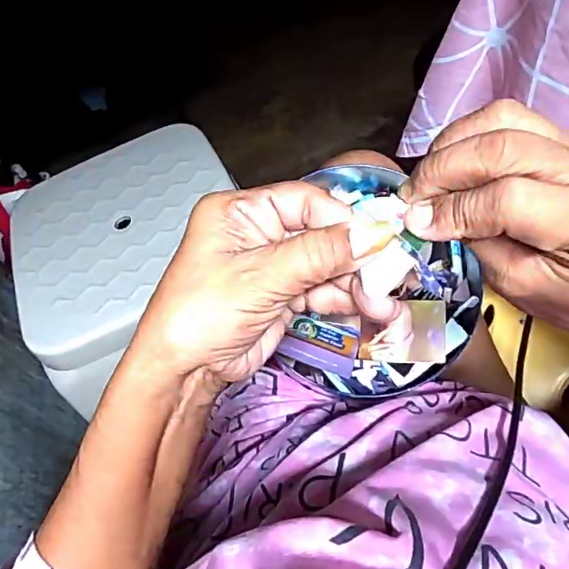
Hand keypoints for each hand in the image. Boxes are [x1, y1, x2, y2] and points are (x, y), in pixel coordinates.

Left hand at [130, 181, 400, 384]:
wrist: (182, 368)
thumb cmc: (195, 315)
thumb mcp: (260, 278)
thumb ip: (318, 254)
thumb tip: (369, 234)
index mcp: (239, 212)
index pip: (305, 201)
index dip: (343, 219)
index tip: (377, 239)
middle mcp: (256, 233)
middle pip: (322, 234)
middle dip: (355, 259)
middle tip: (386, 279)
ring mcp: (271, 265)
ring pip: (328, 265)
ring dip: (357, 285)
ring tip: (379, 305)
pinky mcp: (281, 294)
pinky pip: (322, 290)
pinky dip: (345, 301)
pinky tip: (367, 312)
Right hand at [399, 100, 568, 347]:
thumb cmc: (568, 294)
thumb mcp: (515, 284)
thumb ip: (474, 241)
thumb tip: (422, 214)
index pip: (511, 198)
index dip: (454, 208)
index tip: (416, 222)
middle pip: (504, 147)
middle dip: (442, 170)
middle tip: (410, 198)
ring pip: (503, 120)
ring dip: (450, 146)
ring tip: (428, 179)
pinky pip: (508, 119)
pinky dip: (466, 136)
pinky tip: (450, 164)